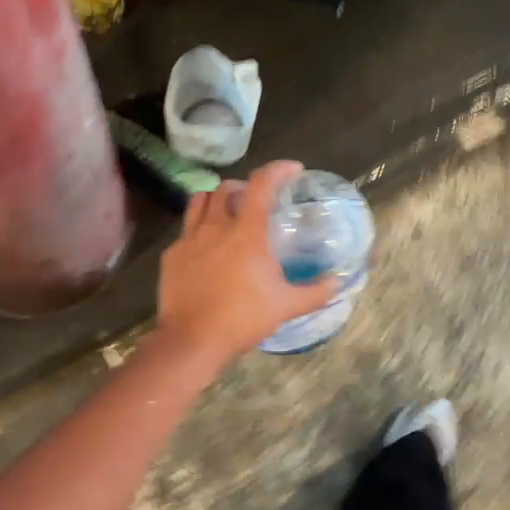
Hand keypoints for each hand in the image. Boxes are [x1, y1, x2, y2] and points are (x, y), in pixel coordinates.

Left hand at [155, 160, 336, 365]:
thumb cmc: (242, 318)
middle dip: (243, 186)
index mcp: (247, 232)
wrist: (192, 340)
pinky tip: (206, 248)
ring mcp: (189, 238)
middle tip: (256, 199)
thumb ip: (315, 292)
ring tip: (227, 212)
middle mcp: (216, 226)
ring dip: (216, 199)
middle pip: (226, 187)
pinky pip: (186, 230)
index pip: (262, 184)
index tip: (293, 170)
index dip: (278, 170)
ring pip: (200, 200)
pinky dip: (199, 229)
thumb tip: (337, 281)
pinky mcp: (172, 254)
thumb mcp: (286, 306)